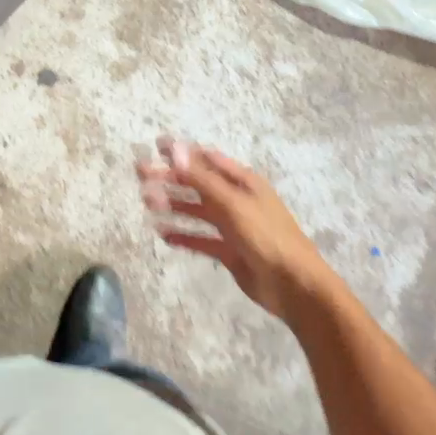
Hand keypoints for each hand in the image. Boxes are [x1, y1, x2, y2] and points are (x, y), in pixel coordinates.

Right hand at [137, 138, 335, 323]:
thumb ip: (201, 177)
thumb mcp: (231, 203)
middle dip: (170, 179)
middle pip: (197, 184)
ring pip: (197, 211)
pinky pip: (201, 239)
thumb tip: (175, 147)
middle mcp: (236, 200)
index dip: (182, 153)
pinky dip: (184, 236)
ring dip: (173, 205)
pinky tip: (164, 235)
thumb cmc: (266, 236)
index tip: (156, 147)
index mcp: (243, 182)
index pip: (207, 160)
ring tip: (147, 204)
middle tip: (140, 176)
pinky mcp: (229, 251)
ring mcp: (233, 226)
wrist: (295, 287)